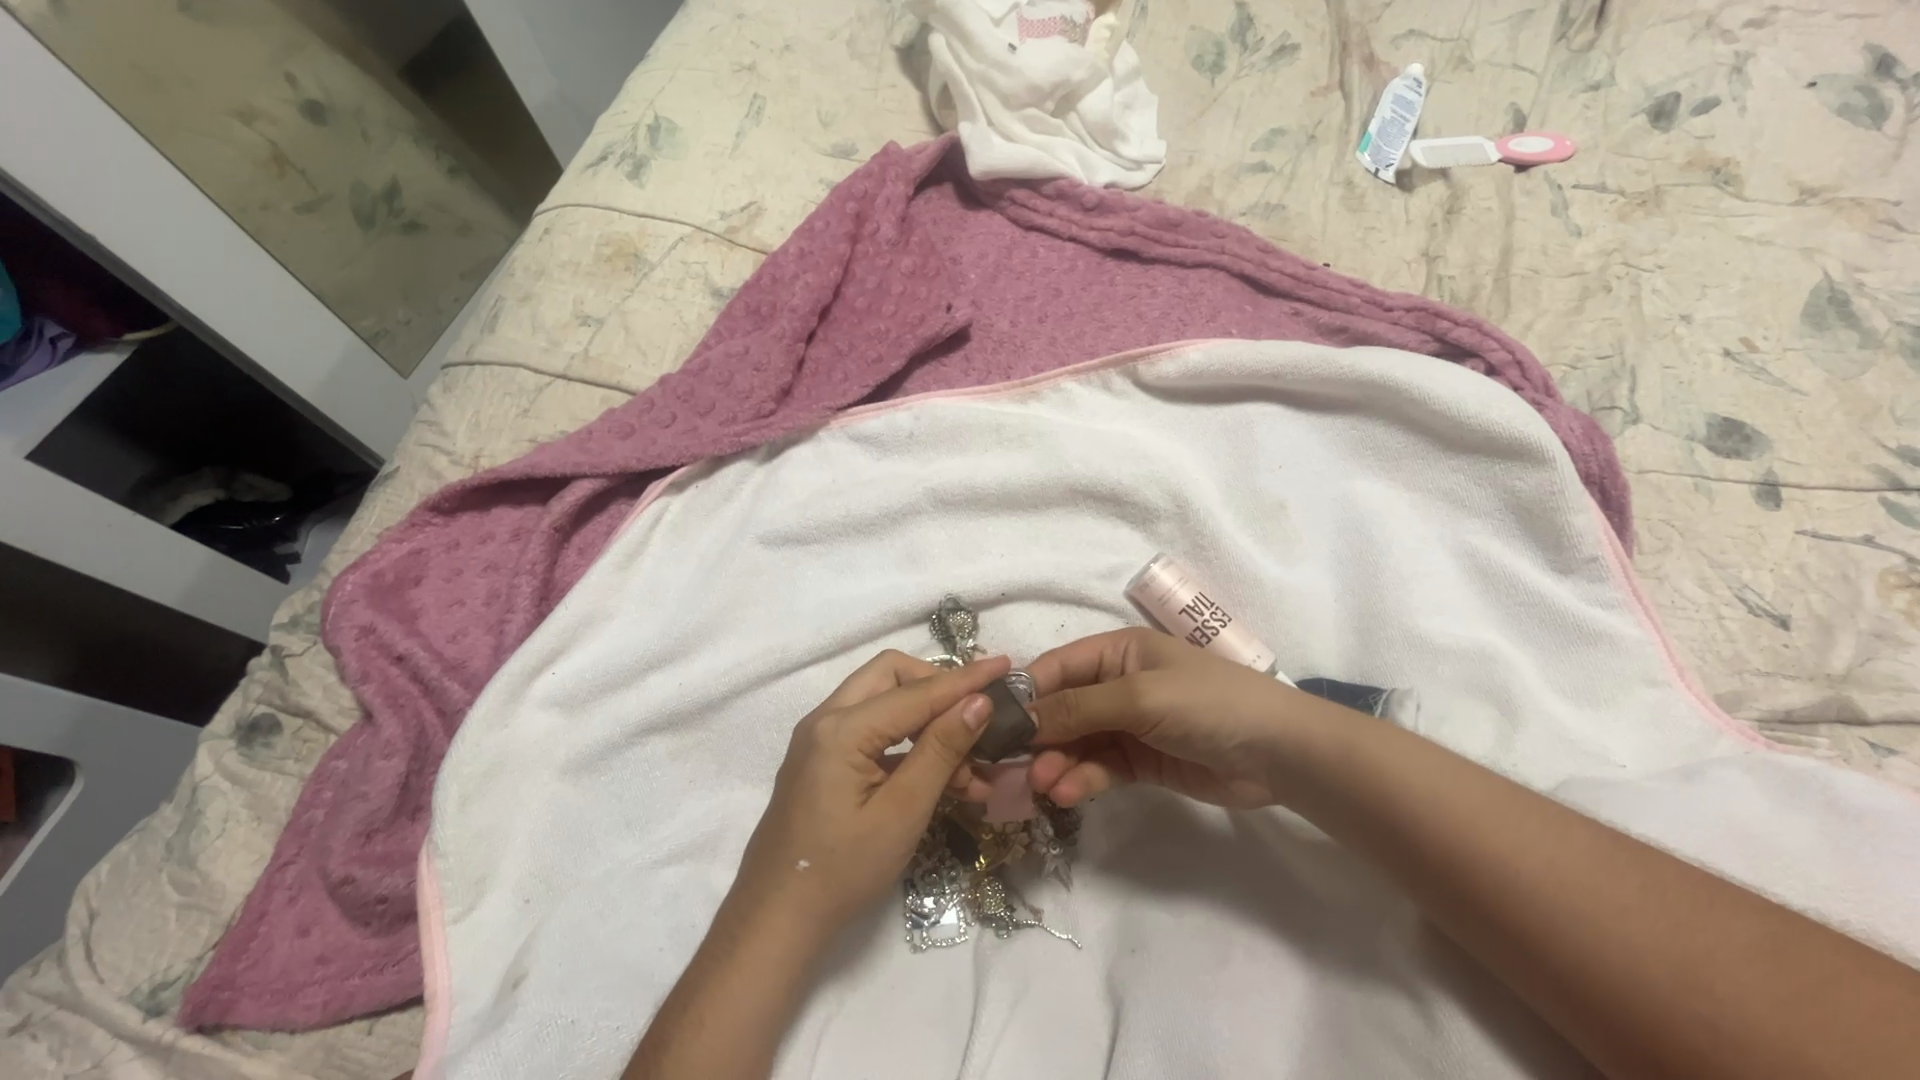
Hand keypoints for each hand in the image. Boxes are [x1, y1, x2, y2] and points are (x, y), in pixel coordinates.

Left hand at [726, 651, 1011, 928]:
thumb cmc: (842, 870)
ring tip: (973, 769)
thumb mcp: (902, 812)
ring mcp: (821, 738)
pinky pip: (872, 732)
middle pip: (892, 676)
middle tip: (980, 715)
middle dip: (939, 688)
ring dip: (928, 722)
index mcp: (841, 728)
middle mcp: (826, 719)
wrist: (778, 917)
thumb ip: (941, 751)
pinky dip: (908, 744)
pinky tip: (944, 780)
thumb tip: (979, 701)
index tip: (1006, 666)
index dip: (965, 680)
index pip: (916, 691)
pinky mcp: (823, 760)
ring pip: (883, 703)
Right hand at [1025, 627, 1314, 808]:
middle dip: (1038, 737)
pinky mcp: (1141, 762)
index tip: (991, 725)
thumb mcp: (1139, 697)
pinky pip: (1098, 768)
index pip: (1056, 668)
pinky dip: (1081, 780)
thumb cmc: (1207, 703)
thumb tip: (1021, 719)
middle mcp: (1117, 684)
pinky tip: (1068, 794)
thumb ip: (1078, 708)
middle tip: (1012, 769)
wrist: (1278, 752)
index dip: (1024, 694)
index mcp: (1117, 651)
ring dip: (1057, 763)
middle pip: (1061, 709)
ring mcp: (1129, 725)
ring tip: (1043, 787)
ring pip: (1076, 743)